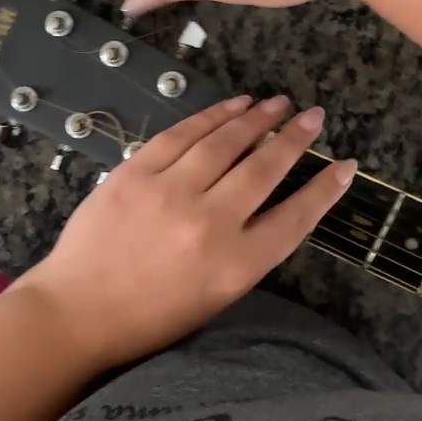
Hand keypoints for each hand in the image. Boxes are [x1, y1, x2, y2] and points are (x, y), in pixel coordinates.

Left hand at [13, 94, 357, 369]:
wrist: (76, 312)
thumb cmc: (150, 317)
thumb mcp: (214, 297)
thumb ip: (247, 251)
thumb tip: (273, 203)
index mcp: (235, 266)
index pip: (295, 218)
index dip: (325, 189)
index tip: (344, 165)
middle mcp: (209, 224)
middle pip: (264, 169)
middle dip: (294, 138)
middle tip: (313, 116)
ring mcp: (169, 193)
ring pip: (225, 142)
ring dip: (256, 118)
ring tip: (276, 104)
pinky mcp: (134, 173)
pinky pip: (182, 135)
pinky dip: (212, 116)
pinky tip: (233, 106)